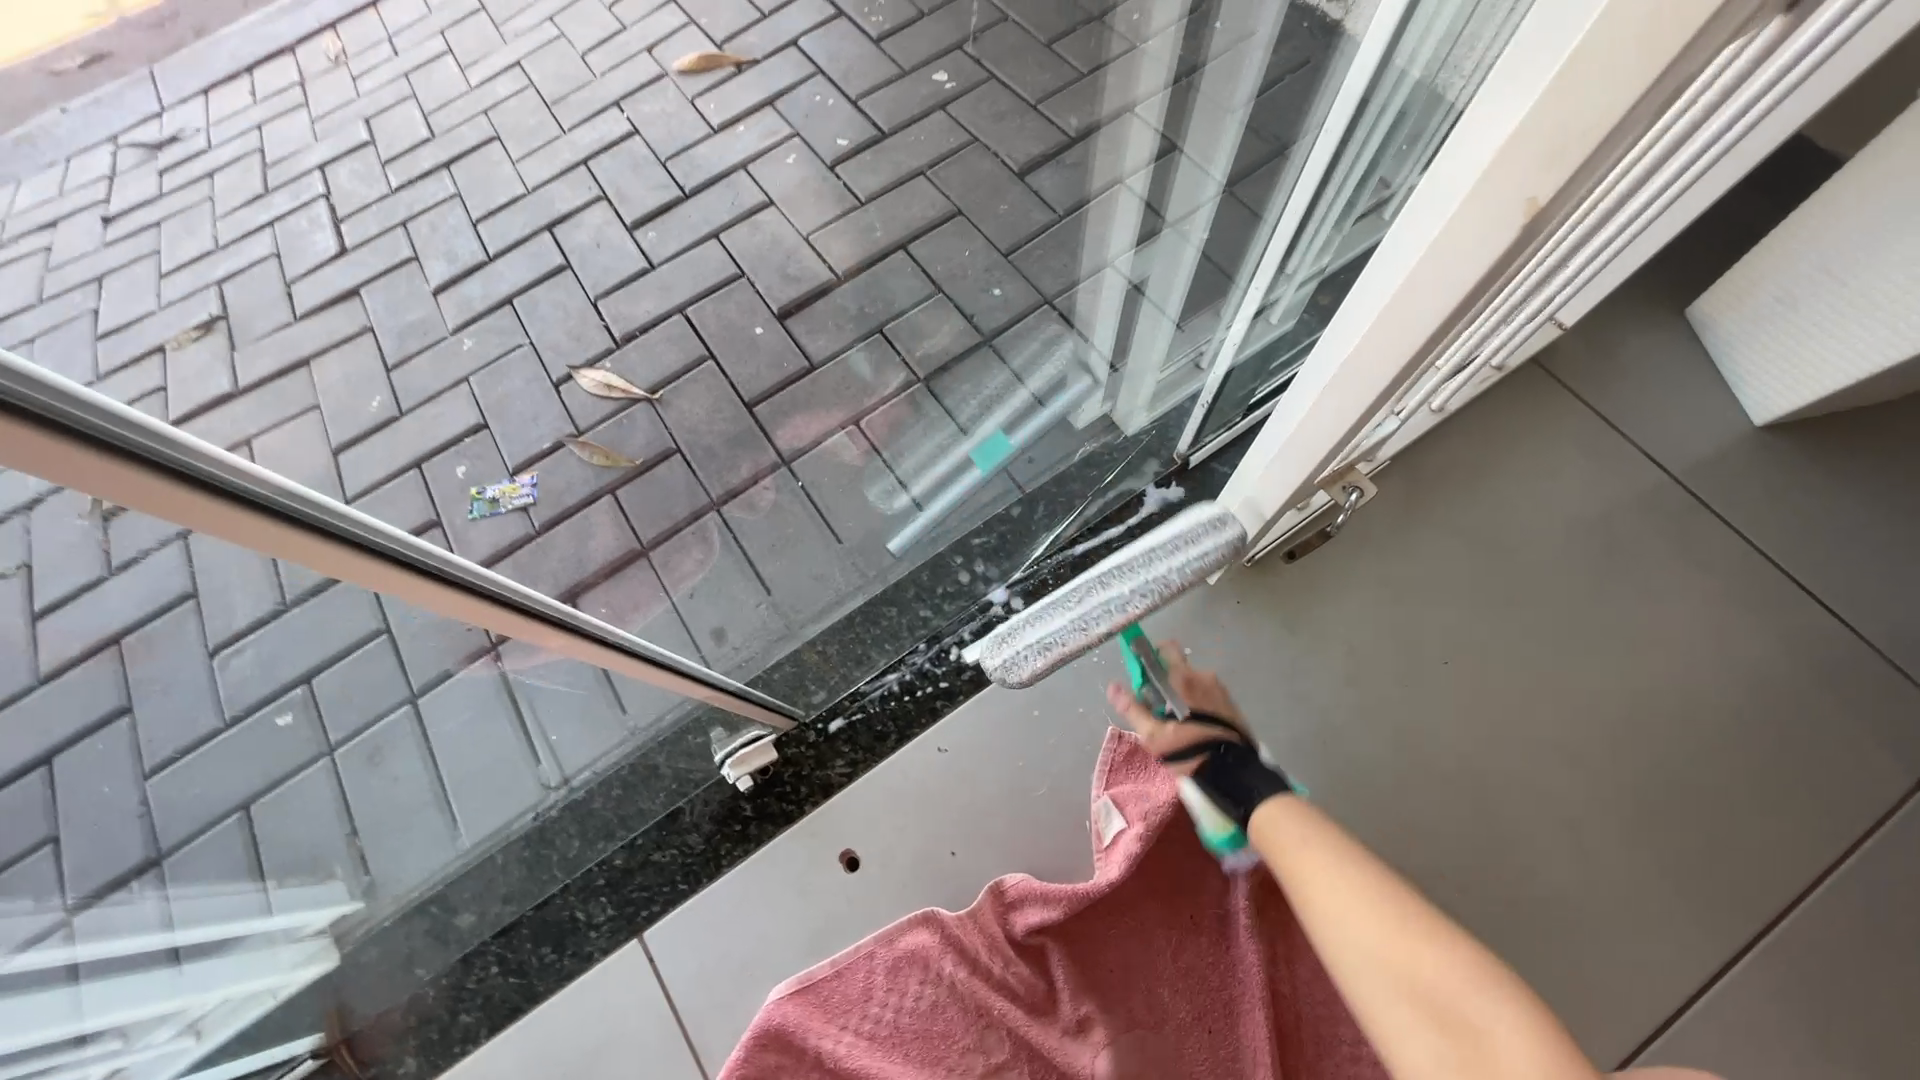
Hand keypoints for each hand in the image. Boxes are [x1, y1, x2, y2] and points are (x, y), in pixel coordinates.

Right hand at [1104, 641, 1249, 774]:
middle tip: (1157, 708)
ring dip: (1183, 694)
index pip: (1167, 649)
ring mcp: (1221, 690)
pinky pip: (1209, 695)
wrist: (1232, 774)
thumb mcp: (1153, 735)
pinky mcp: (1233, 705)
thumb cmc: (1188, 750)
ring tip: (1177, 722)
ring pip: (1194, 684)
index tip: (1144, 675)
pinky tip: (1196, 726)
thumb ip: (1132, 708)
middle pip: (1179, 669)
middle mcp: (1204, 677)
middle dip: (1166, 682)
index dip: (1152, 656)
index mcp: (1184, 678)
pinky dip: (1199, 704)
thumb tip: (1112, 686)